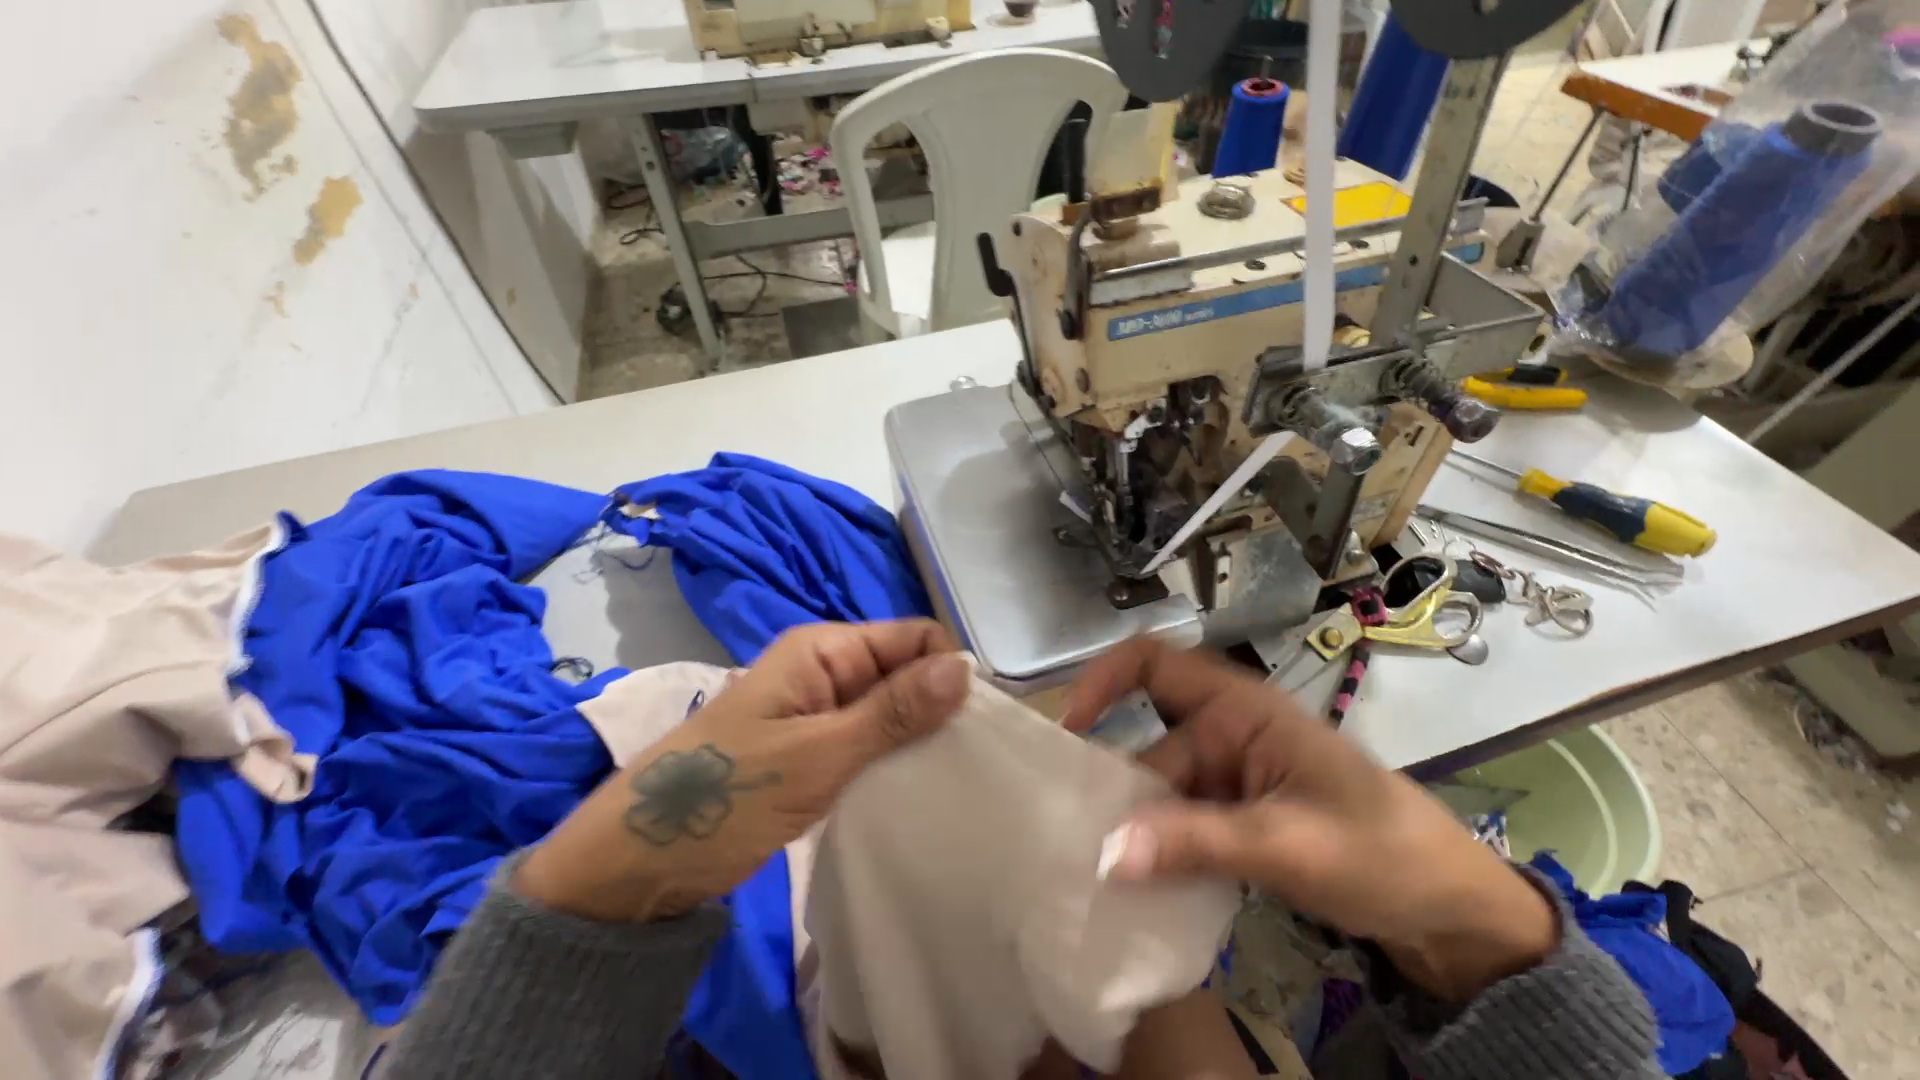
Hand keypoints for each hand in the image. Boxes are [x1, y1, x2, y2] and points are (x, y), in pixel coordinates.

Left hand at [516, 619, 970, 921]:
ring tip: (947, 784)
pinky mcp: (810, 759)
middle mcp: (823, 674)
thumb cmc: (723, 798)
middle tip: (966, 766)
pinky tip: (911, 796)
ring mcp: (815, 718)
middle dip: (936, 712)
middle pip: (904, 675)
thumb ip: (891, 713)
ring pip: (888, 716)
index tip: (975, 728)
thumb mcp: (816, 755)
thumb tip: (965, 667)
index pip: (913, 639)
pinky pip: (866, 749)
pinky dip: (888, 767)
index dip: (947, 673)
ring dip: (915, 744)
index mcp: (821, 651)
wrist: (637, 864)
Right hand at [1062, 640, 1556, 1002]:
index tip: (1067, 730)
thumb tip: (1104, 853)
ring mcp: (1233, 779)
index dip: (1104, 680)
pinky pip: (1180, 825)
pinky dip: (1158, 851)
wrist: (1451, 911)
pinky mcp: (1238, 819)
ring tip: (1090, 873)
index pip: (1155, 665)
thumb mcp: (1288, 844)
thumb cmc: (1381, 851)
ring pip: (1160, 793)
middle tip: (1066, 839)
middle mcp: (1229, 734)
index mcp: (1242, 710)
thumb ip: (1196, 843)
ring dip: (1134, 829)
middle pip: (1147, 746)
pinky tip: (1137, 888)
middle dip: (1113, 788)